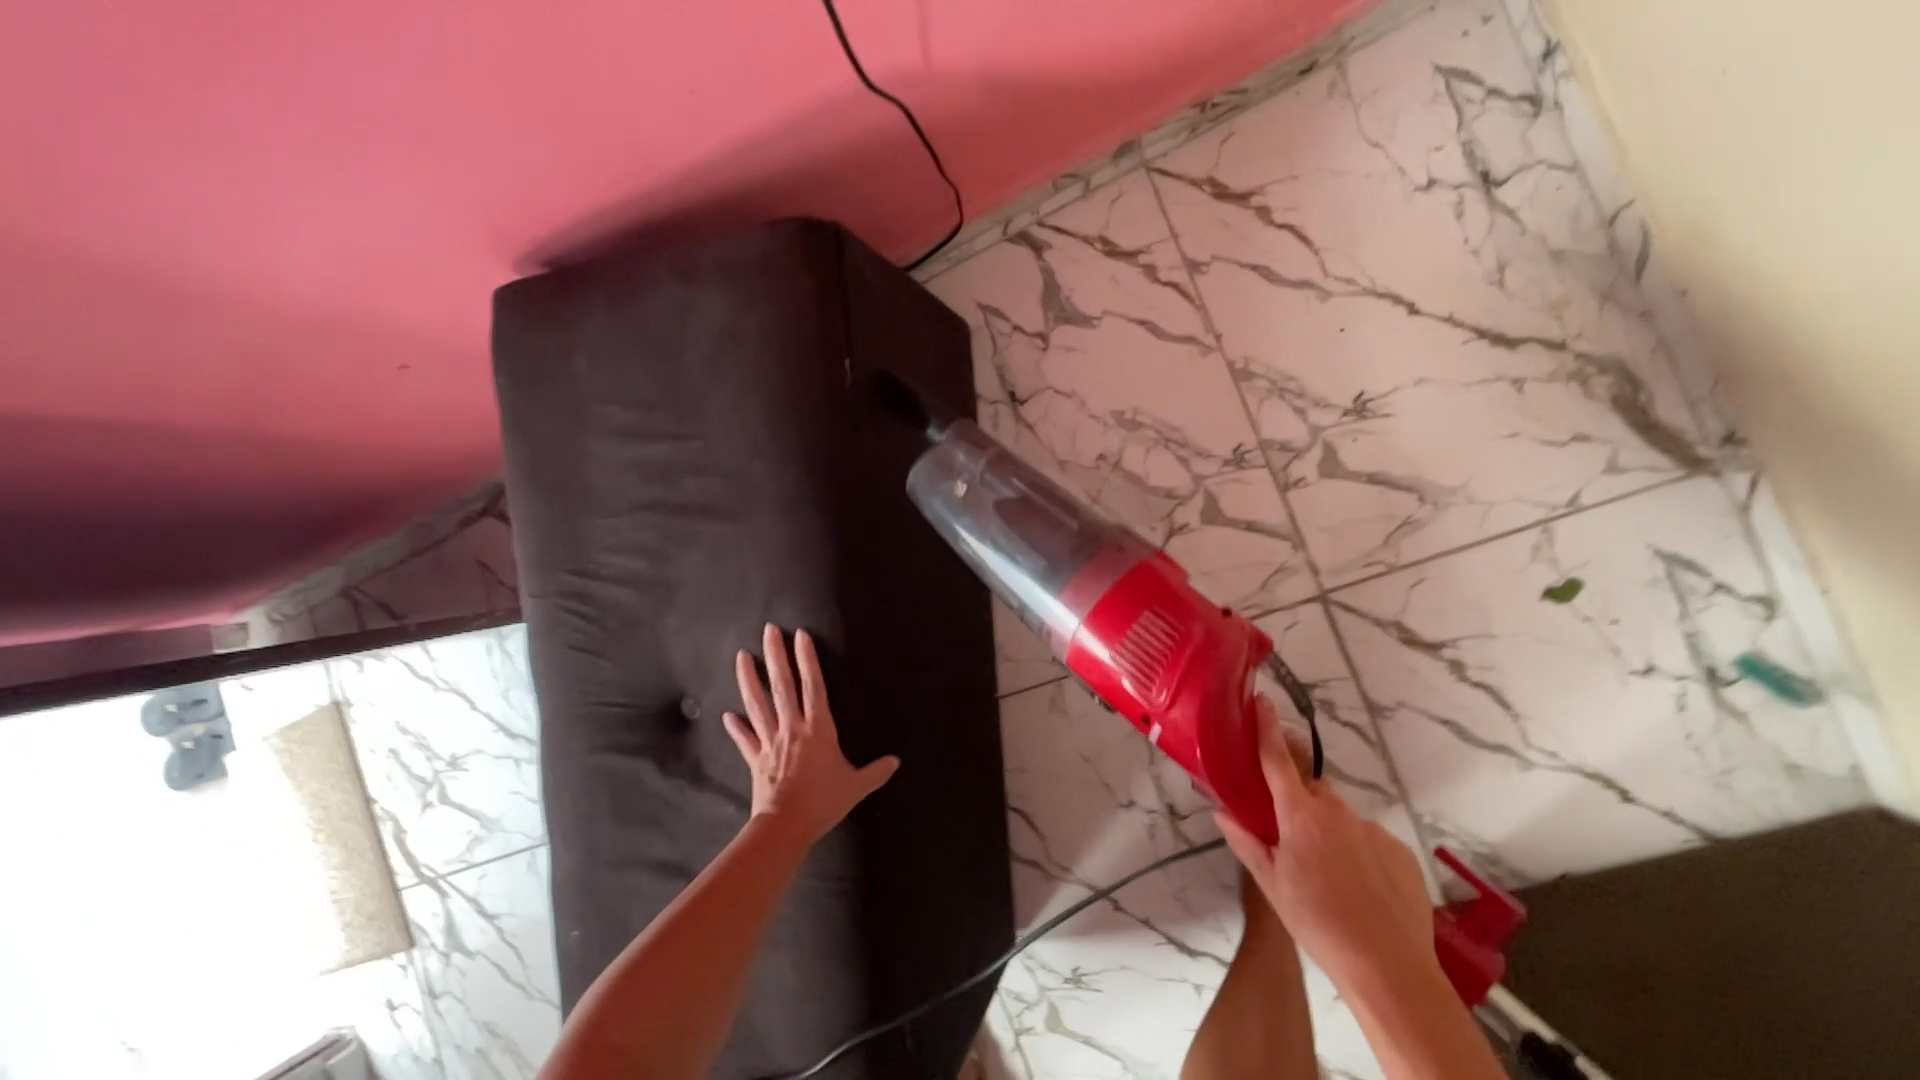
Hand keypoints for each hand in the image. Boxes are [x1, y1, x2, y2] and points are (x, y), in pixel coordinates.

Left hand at [723, 624, 899, 845]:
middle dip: (776, 656)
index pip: (813, 686)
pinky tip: (728, 715)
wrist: (785, 825)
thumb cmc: (823, 802)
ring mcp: (771, 741)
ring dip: (749, 679)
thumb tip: (896, 761)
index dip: (807, 660)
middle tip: (769, 630)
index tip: (800, 636)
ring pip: (758, 704)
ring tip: (742, 655)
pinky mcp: (756, 759)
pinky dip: (737, 727)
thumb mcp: (856, 786)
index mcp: (819, 729)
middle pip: (782, 686)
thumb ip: (875, 772)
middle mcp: (792, 728)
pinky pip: (745, 739)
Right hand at [1215, 697, 1436, 991]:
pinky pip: (1367, 839)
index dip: (1266, 728)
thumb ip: (1246, 842)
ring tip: (1326, 874)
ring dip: (1326, 830)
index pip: (1277, 759)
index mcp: (1300, 816)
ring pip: (1340, 816)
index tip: (1261, 700)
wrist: (1388, 966)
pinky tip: (1357, 887)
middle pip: (1310, 789)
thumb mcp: (1271, 886)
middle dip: (1296, 798)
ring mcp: (1372, 829)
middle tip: (1286, 830)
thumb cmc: (1317, 924)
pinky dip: (1356, 852)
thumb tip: (1221, 813)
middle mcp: (1338, 811)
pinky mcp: (1398, 849)